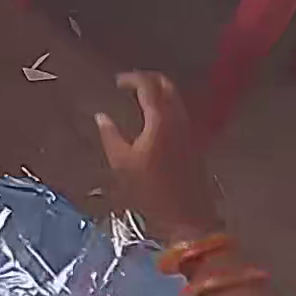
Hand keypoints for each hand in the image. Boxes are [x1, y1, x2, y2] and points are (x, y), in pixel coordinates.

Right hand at [95, 72, 222, 242]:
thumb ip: (110, 135)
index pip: (148, 85)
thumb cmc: (151, 191)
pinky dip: (164, 105)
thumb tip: (101, 116)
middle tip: (128, 84)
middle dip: (148, 79)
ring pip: (175, 98)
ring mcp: (189, 130)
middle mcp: (179, 118)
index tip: (116, 82)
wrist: (187, 217)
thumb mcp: (122, 163)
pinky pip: (178, 111)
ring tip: (137, 99)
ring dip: (157, 92)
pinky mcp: (194, 141)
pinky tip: (151, 118)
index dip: (132, 78)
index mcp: (160, 119)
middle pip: (167, 85)